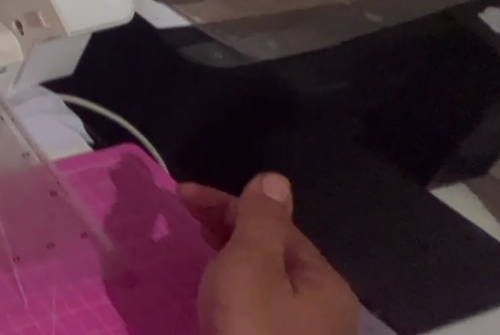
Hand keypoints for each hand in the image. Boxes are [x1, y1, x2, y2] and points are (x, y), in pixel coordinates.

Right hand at [179, 173, 360, 334]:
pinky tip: (213, 282)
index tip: (175, 194)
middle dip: (225, 222)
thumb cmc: (252, 328)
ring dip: (227, 247)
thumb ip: (260, 221)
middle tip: (178, 212)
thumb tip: (275, 179)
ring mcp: (306, 328)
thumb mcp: (251, 266)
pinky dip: (231, 276)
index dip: (224, 201)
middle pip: (273, 246)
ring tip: (191, 240)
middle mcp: (323, 302)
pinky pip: (259, 295)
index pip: (272, 222)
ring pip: (266, 271)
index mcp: (322, 279)